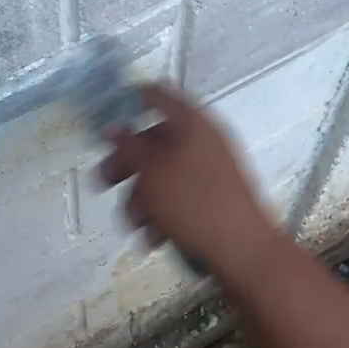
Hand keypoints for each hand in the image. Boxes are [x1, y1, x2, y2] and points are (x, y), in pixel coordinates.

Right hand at [97, 84, 282, 280]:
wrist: (245, 252)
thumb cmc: (193, 202)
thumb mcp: (151, 172)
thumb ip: (128, 147)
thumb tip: (112, 128)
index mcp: (191, 121)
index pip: (157, 95)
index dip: (131, 100)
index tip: (109, 117)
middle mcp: (203, 139)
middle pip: (155, 140)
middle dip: (127, 165)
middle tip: (103, 183)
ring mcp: (212, 169)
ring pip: (164, 172)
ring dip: (141, 196)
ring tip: (133, 223)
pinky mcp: (216, 198)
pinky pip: (180, 195)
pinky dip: (162, 211)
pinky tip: (153, 236)